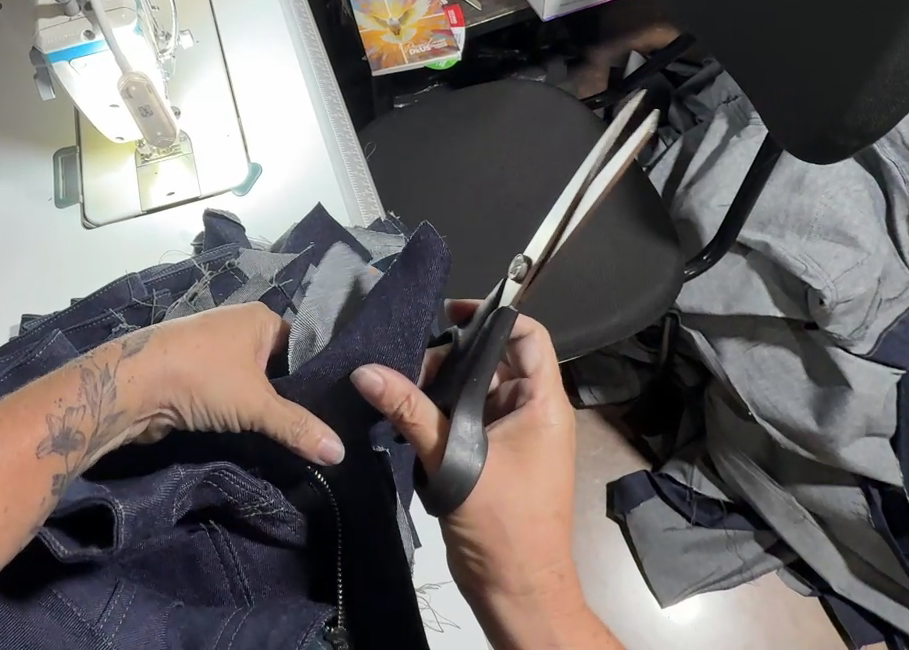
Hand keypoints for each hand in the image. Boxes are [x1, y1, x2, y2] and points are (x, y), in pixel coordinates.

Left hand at [99, 302, 346, 465]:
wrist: (134, 386)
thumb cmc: (203, 377)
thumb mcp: (257, 405)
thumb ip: (298, 427)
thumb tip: (341, 453)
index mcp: (261, 318)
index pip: (305, 347)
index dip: (320, 378)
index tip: (341, 410)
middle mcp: (240, 327)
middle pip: (279, 368)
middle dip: (294, 398)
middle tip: (324, 431)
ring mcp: (216, 351)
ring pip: (254, 384)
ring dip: (266, 409)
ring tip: (299, 439)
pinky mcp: (198, 375)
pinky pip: (232, 394)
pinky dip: (243, 413)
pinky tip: (261, 437)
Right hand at [353, 303, 599, 645]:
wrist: (517, 595)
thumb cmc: (503, 526)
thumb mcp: (453, 460)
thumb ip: (410, 409)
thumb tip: (366, 370)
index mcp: (542, 404)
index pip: (528, 335)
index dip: (493, 314)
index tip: (448, 314)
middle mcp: (530, 411)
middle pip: (492, 357)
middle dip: (451, 355)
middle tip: (409, 366)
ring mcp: (512, 433)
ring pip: (474, 386)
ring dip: (440, 385)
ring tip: (403, 390)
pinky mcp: (492, 453)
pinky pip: (465, 414)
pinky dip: (439, 410)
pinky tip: (408, 413)